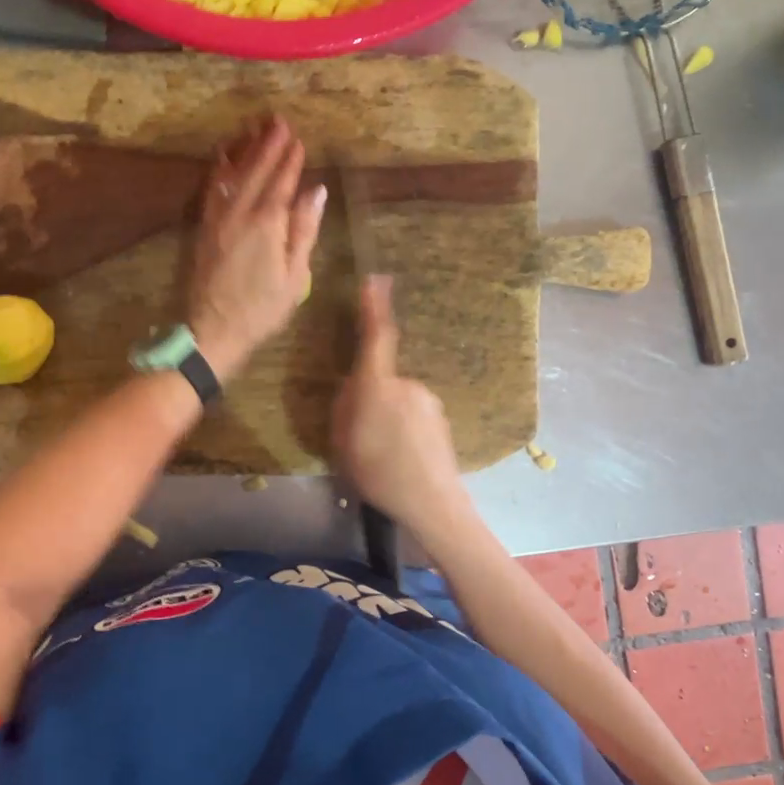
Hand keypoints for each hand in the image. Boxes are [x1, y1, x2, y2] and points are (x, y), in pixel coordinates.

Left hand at [186, 116, 325, 379]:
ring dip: (243, 149)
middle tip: (278, 119)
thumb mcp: (294, 277)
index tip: (298, 139)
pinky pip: (213, 189)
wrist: (212, 330)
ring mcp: (218, 219)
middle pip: (256, 170)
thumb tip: (316, 191)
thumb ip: (304, 230)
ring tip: (253, 127)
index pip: (281, 181)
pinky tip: (223, 156)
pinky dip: (220, 169)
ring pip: (231, 174)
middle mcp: (240, 213)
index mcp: (268, 224)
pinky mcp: (204, 228)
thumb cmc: (261, 311)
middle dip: (268, 143)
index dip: (290, 159)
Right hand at [332, 276, 466, 534]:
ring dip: (387, 419)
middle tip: (358, 435)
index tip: (375, 280)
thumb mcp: (341, 442)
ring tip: (380, 457)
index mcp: (378, 386)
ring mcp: (429, 402)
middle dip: (370, 397)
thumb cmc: (378, 473)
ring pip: (397, 401)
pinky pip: (412, 418)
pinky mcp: (441, 421)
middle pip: (381, 379)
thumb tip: (355, 389)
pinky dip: (402, 433)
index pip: (377, 337)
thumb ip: (345, 408)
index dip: (374, 308)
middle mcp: (407, 385)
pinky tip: (399, 462)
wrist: (432, 504)